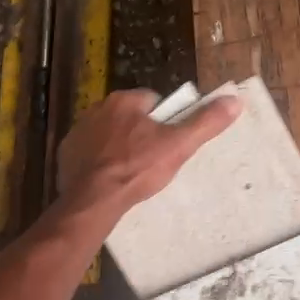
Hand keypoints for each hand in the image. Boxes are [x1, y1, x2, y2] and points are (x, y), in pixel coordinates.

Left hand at [57, 89, 241, 216]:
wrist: (93, 199)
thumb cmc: (137, 169)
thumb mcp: (179, 146)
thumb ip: (205, 123)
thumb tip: (234, 101)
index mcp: (125, 100)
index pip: (153, 102)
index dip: (164, 123)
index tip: (167, 143)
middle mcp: (98, 107)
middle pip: (130, 117)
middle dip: (140, 134)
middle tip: (151, 160)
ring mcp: (79, 129)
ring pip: (108, 133)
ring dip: (119, 146)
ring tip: (130, 172)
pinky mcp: (66, 151)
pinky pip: (89, 150)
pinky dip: (98, 160)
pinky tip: (108, 178)